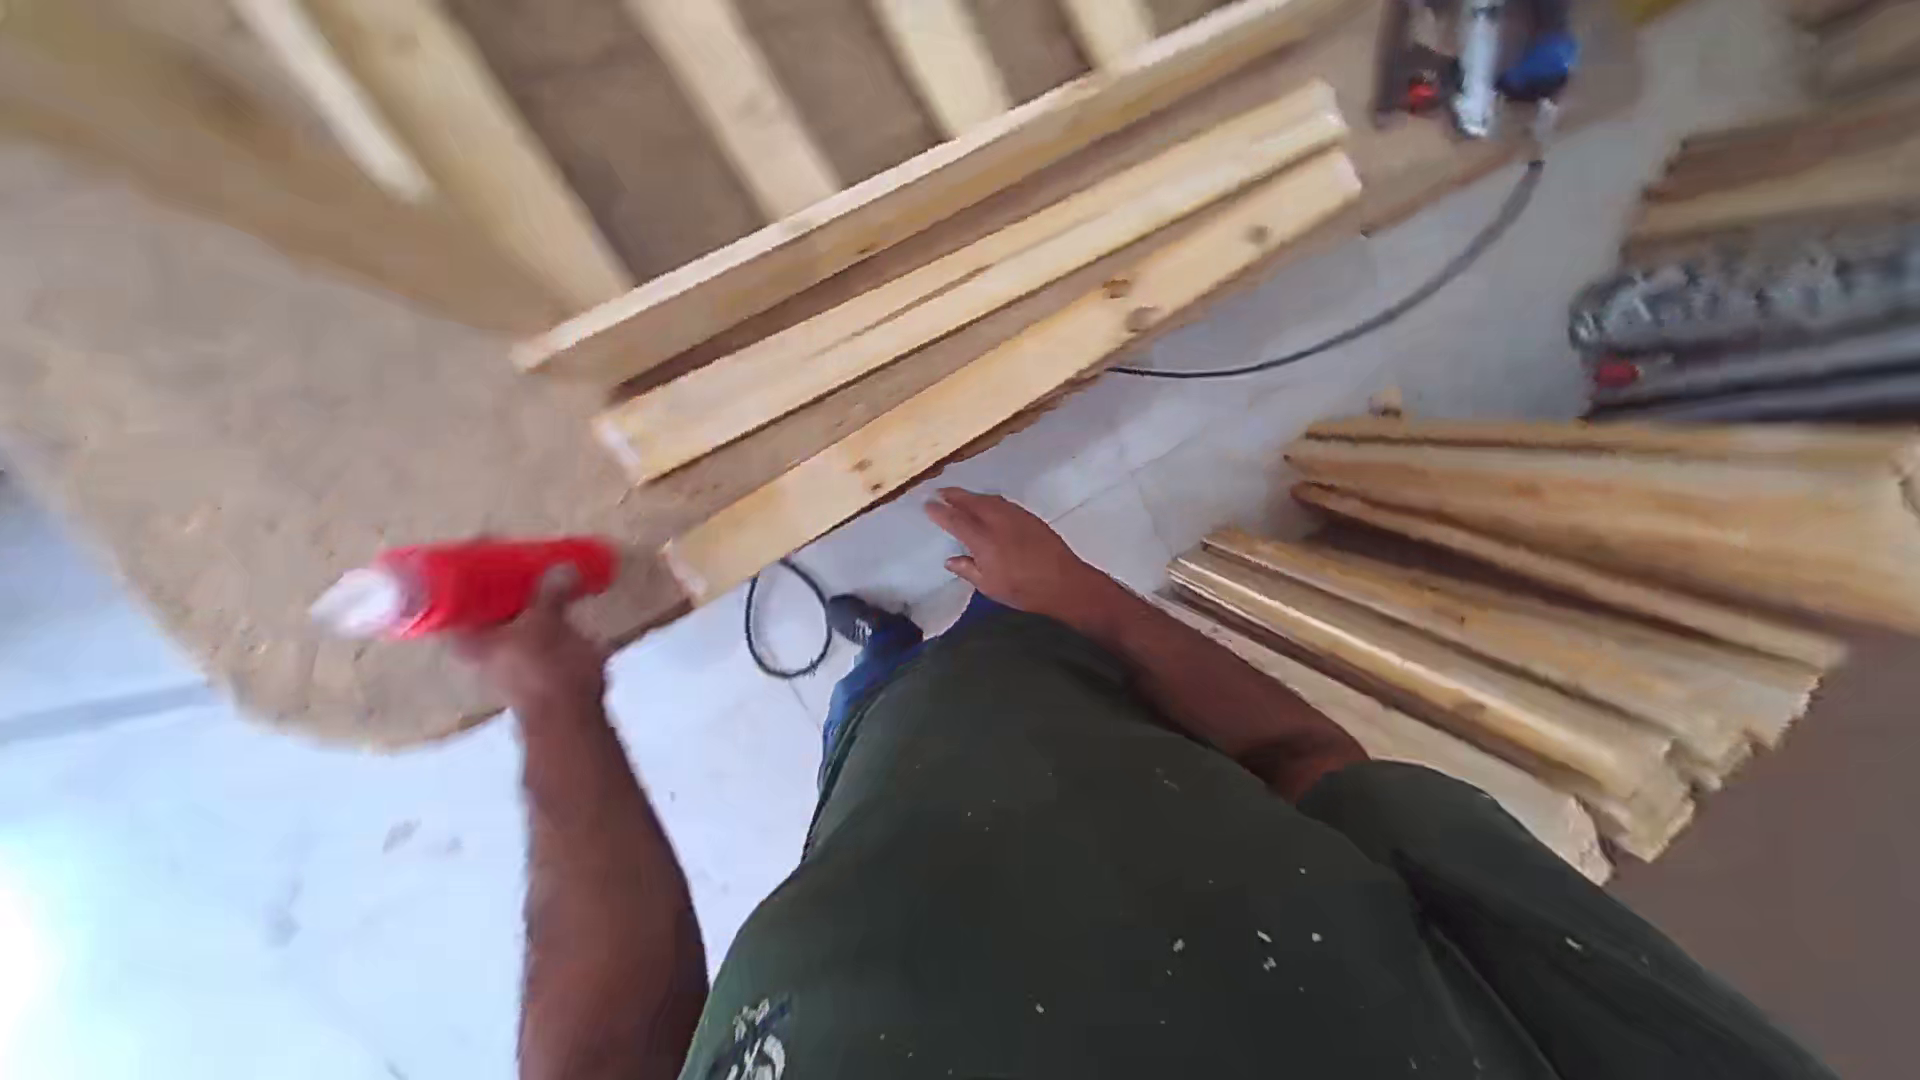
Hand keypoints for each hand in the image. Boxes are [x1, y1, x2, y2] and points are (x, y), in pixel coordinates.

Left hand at [452, 577, 607, 719]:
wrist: (569, 714)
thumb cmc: (545, 667)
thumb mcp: (547, 622)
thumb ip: (550, 593)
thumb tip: (562, 566)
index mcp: (467, 639)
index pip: (455, 600)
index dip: (468, 576)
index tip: (486, 555)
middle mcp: (479, 652)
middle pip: (487, 610)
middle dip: (506, 589)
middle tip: (524, 564)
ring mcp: (508, 663)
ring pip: (514, 623)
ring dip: (531, 605)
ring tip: (551, 582)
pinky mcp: (536, 670)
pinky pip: (538, 635)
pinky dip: (549, 621)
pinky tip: (566, 608)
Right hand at [924, 488, 1126, 630]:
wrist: (1064, 582)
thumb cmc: (1023, 590)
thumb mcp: (990, 586)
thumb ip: (968, 570)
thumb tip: (951, 560)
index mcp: (983, 540)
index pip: (955, 520)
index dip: (940, 511)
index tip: (928, 505)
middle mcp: (997, 522)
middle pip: (971, 502)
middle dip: (954, 495)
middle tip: (941, 492)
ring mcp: (1015, 516)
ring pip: (988, 499)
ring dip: (972, 495)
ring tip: (960, 496)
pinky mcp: (1029, 517)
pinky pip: (1003, 502)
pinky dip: (989, 500)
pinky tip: (988, 504)